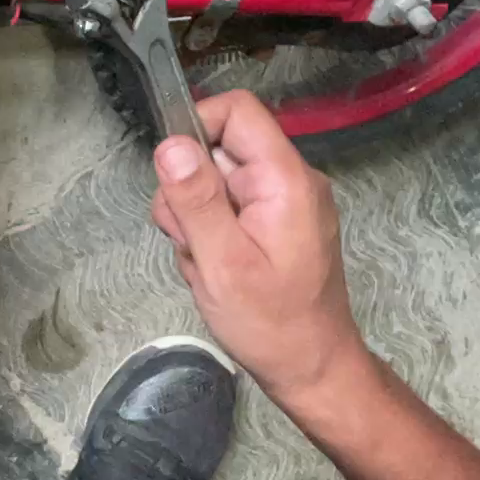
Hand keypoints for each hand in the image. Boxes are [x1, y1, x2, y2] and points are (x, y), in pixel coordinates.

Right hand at [150, 91, 367, 403]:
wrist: (309, 367)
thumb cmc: (268, 321)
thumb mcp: (222, 263)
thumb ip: (196, 200)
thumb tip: (170, 144)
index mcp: (284, 179)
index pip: (236, 112)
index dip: (194, 128)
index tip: (170, 177)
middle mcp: (288, 180)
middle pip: (216, 151)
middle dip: (187, 194)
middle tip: (193, 242)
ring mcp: (281, 203)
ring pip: (212, 184)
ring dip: (193, 221)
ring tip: (205, 262)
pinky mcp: (272, 223)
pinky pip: (224, 210)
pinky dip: (207, 236)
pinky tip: (214, 268)